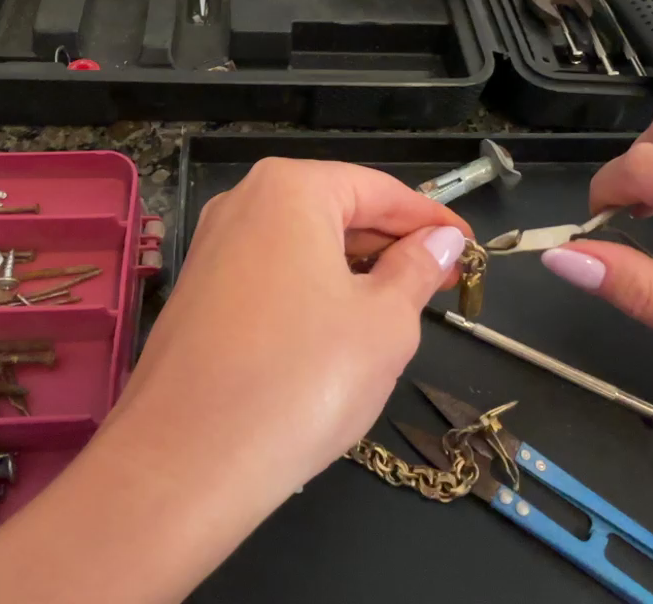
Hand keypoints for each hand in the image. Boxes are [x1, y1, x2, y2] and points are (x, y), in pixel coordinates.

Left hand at [115, 158, 471, 496]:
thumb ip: (417, 270)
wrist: (183, 461)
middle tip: (442, 282)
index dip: (430, 220)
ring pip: (303, 245)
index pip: (378, 190)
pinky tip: (338, 329)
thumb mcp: (384, 323)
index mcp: (290, 189)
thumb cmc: (301, 379)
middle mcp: (243, 202)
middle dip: (391, 245)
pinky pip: (270, 273)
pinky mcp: (198, 291)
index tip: (469, 249)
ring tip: (399, 309)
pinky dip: (312, 290)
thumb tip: (440, 242)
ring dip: (354, 270)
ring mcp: (213, 246)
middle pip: (336, 211)